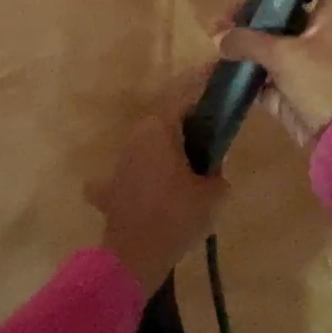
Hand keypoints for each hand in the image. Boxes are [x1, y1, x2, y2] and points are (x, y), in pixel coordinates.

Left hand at [86, 80, 227, 288]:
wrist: (133, 258)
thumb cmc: (177, 216)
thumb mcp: (214, 192)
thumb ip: (218, 170)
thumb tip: (214, 166)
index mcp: (159, 129)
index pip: (186, 95)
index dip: (206, 85)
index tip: (222, 75)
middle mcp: (135, 136)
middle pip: (166, 118)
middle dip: (189, 121)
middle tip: (214, 129)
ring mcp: (118, 162)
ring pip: (148, 143)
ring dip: (167, 147)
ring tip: (190, 162)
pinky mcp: (109, 188)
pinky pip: (129, 174)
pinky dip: (141, 177)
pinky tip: (152, 187)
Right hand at [215, 0, 331, 149]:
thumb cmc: (321, 81)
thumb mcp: (284, 54)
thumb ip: (248, 42)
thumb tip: (218, 36)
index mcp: (327, 20)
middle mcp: (315, 38)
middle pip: (285, 15)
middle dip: (256, 10)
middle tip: (227, 10)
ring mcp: (301, 67)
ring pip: (269, 47)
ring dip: (244, 42)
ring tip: (215, 36)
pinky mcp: (288, 93)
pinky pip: (261, 78)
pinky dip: (243, 72)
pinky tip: (219, 66)